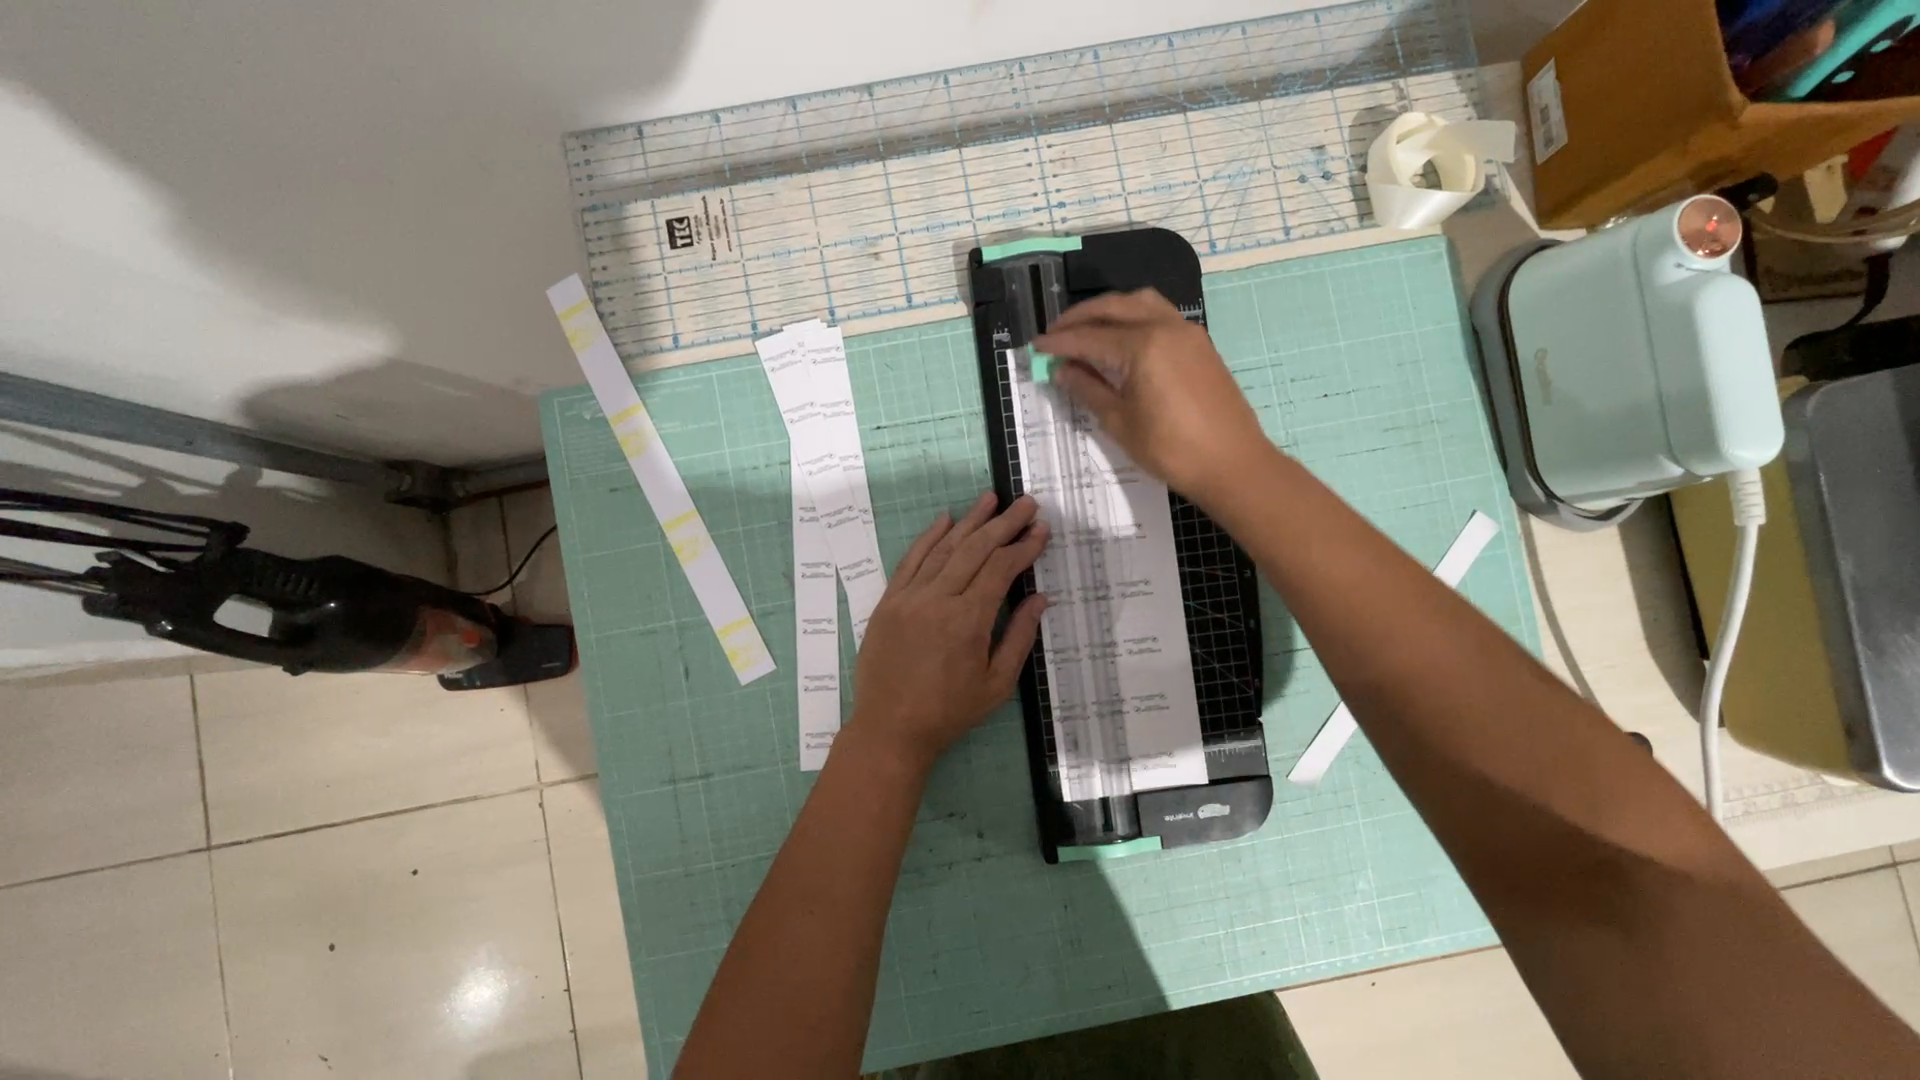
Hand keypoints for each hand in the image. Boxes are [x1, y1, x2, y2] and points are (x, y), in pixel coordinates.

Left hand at [847, 492, 1049, 770]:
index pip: (1001, 569)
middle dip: (1004, 524)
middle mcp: (937, 600)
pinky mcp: (888, 602)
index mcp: (968, 621)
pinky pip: (911, 560)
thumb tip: (1040, 598)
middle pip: (975, 549)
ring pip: (943, 548)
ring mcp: (908, 598)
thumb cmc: (948, 713)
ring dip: (969, 521)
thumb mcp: (996, 685)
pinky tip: (945, 519)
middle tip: (1026, 503)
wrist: (889, 728)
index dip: (1023, 546)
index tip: (1041, 530)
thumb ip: (1019, 637)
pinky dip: (929, 537)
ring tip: (991, 499)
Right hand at [1035, 288, 1270, 498]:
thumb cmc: (1171, 450)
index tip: (1035, 347)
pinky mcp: (1200, 344)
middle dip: (1080, 318)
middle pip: (1114, 307)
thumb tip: (1063, 370)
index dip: (1059, 342)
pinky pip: (1160, 315)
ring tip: (1087, 329)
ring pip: (1140, 303)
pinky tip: (1121, 339)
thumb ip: (1089, 390)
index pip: (1090, 337)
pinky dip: (1134, 317)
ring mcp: (1187, 332)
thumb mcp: (1120, 422)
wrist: (1232, 463)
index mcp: (1143, 346)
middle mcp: (1165, 327)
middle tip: (1055, 334)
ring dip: (1109, 310)